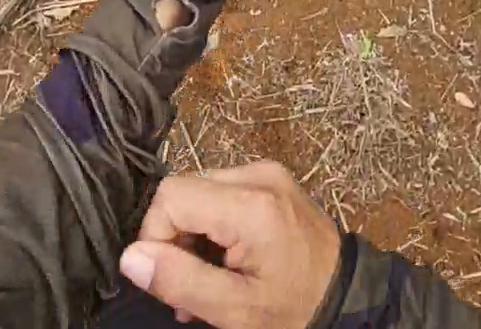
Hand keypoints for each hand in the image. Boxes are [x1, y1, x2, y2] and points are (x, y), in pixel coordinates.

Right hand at [118, 162, 341, 328]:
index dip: (155, 235)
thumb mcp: (235, 309)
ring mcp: (267, 171)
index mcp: (250, 204)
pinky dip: (213, 222)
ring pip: (201, 189)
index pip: (172, 195)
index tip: (167, 278)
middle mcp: (257, 174)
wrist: (350, 296)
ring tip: (207, 278)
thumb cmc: (294, 310)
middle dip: (174, 237)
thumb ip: (180, 279)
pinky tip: (225, 256)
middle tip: (187, 288)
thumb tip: (130, 257)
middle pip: (185, 189)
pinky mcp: (271, 177)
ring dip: (192, 232)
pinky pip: (222, 189)